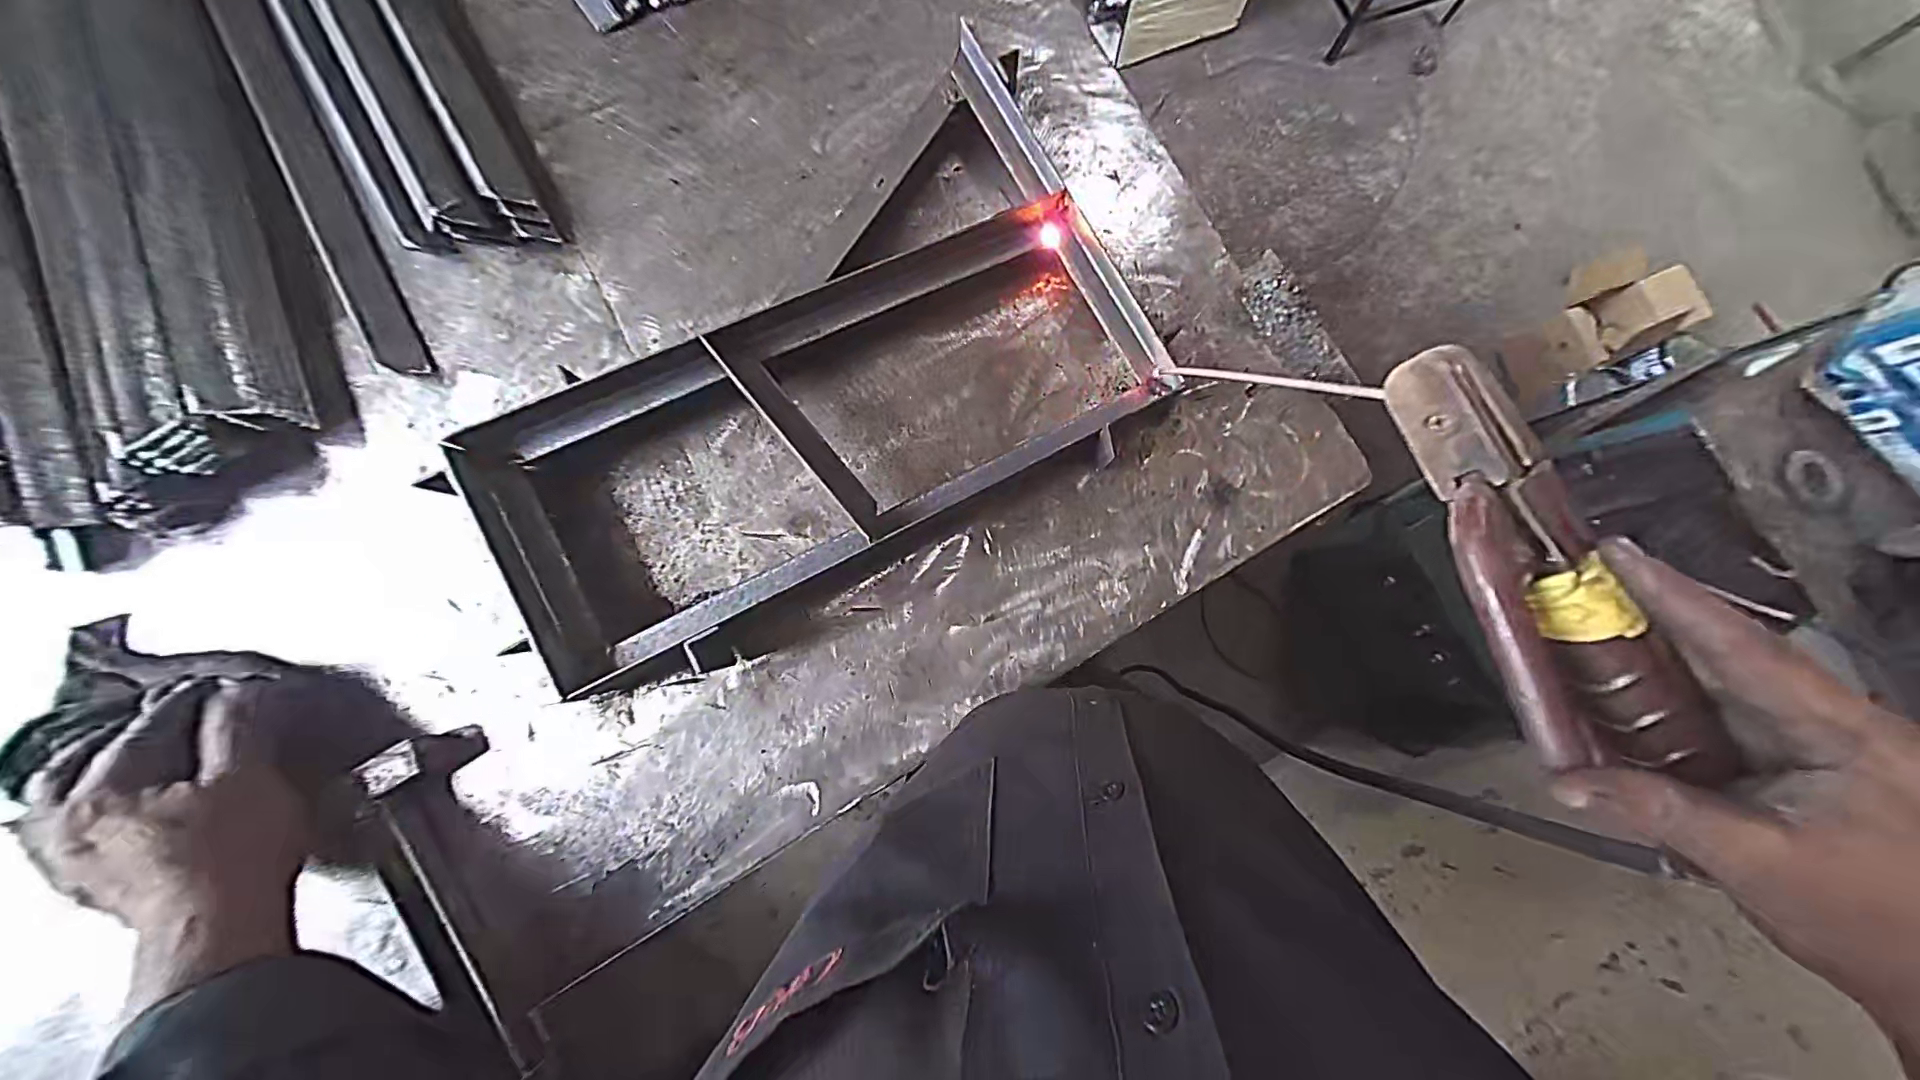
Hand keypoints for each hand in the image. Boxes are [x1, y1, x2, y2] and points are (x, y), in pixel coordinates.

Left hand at [12, 677, 312, 1013]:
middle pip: (88, 756)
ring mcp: (68, 857)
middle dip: (130, 729)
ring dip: (96, 766)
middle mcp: (67, 821)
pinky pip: (67, 829)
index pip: (152, 723)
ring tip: (126, 751)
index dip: (193, 699)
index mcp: (105, 789)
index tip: (218, 688)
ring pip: (62, 794)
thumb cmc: (235, 854)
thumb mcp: (252, 776)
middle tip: (167, 711)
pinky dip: (90, 804)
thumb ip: (238, 728)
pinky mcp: (85, 881)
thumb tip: (235, 693)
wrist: (217, 924)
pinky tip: (113, 804)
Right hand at [1553, 539, 1919, 1065]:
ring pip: (1708, 685)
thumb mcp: (1763, 864)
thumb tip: (1566, 780)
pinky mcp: (1782, 771)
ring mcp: (1802, 748)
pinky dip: (1649, 704)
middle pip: (1719, 651)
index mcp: (1837, 730)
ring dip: (1642, 657)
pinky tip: (1609, 699)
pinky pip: (1703, 722)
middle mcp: (1820, 725)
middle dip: (1647, 612)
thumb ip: (1662, 811)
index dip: (1674, 595)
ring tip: (1579, 628)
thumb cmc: (1885, 921)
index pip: (1741, 645)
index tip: (1617, 551)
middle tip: (1578, 581)